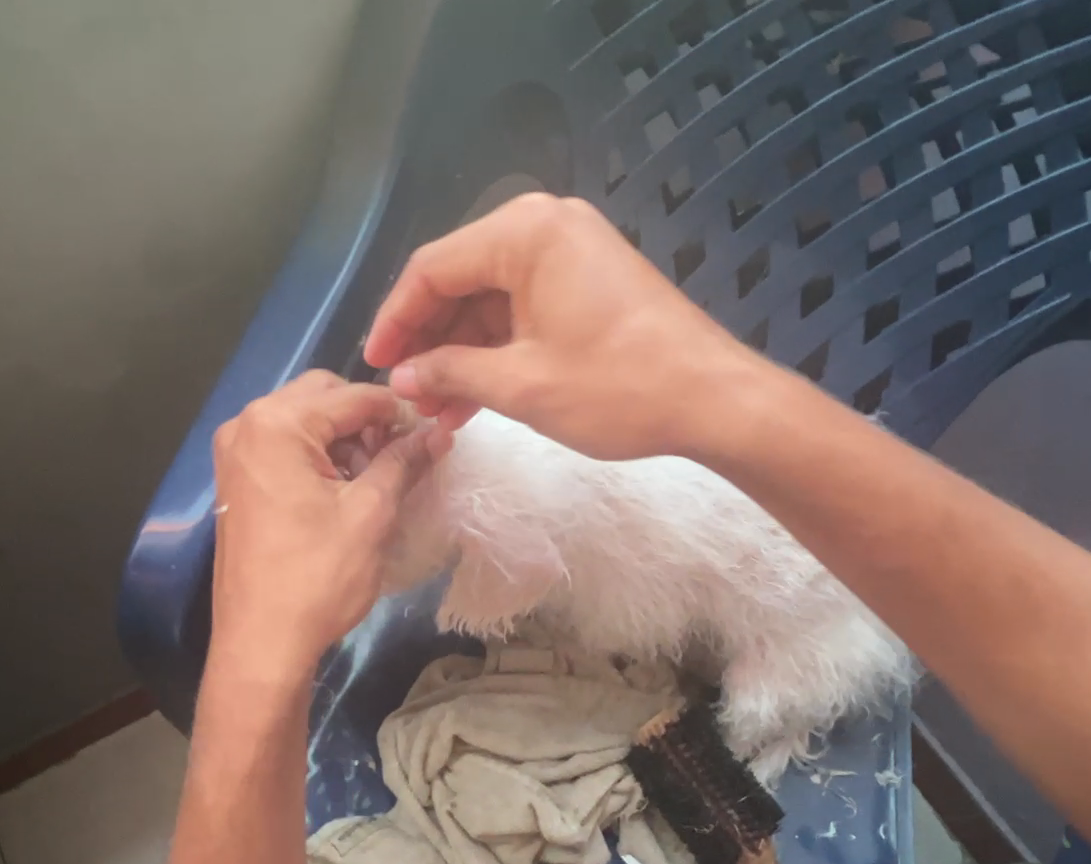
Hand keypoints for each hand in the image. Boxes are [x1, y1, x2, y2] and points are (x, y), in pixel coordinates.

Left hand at [209, 372, 429, 679]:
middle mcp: (246, 425)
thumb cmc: (318, 577)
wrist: (262, 643)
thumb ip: (404, 461)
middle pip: (322, 398)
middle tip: (400, 457)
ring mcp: (236, 454)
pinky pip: (285, 447)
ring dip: (344, 439)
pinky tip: (345, 489)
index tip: (432, 432)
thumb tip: (438, 431)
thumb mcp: (371, 514)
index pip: (351, 396)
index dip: (398, 411)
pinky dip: (319, 457)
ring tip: (376, 478)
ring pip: (304, 422)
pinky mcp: (237, 481)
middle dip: (366, 421)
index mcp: (276, 424)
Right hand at [363, 192, 772, 460]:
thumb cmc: (618, 388)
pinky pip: (524, 312)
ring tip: (436, 408)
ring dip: (462, 354)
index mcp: (525, 232)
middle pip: (461, 281)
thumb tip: (401, 376)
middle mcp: (545, 228)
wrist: (715, 401)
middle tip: (408, 394)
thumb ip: (451, 373)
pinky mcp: (588, 284)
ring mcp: (571, 254)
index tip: (375, 364)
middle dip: (431, 342)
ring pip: (491, 302)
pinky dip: (498, 351)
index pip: (432, 268)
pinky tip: (474, 396)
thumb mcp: (522, 386)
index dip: (395, 320)